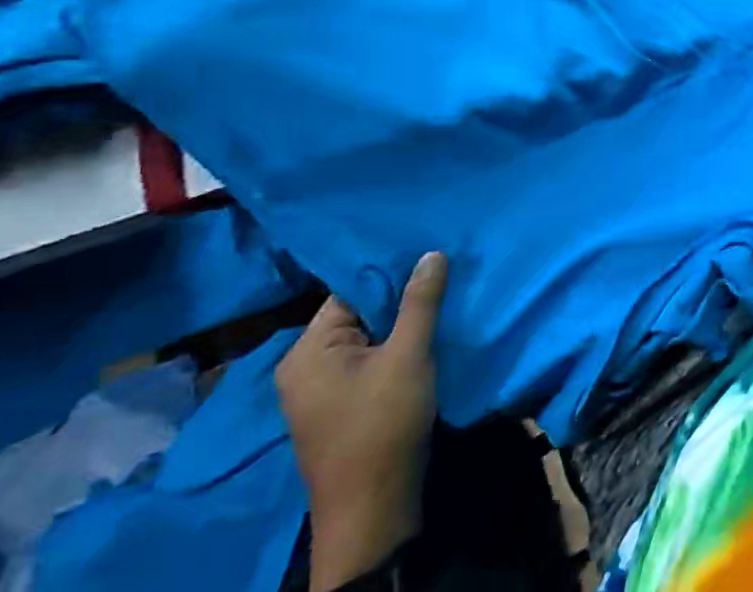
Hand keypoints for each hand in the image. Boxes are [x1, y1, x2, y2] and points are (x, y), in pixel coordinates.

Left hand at [275, 252, 447, 590]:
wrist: (374, 500)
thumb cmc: (385, 421)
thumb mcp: (409, 355)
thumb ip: (419, 303)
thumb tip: (430, 253)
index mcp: (307, 351)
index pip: (349, 293)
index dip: (391, 273)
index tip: (432, 254)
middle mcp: (305, 365)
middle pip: (359, 314)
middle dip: (402, 297)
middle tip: (448, 273)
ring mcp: (322, 388)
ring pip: (369, 338)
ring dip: (404, 323)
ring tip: (446, 299)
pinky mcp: (343, 404)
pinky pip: (371, 360)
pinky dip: (399, 346)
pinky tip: (431, 337)